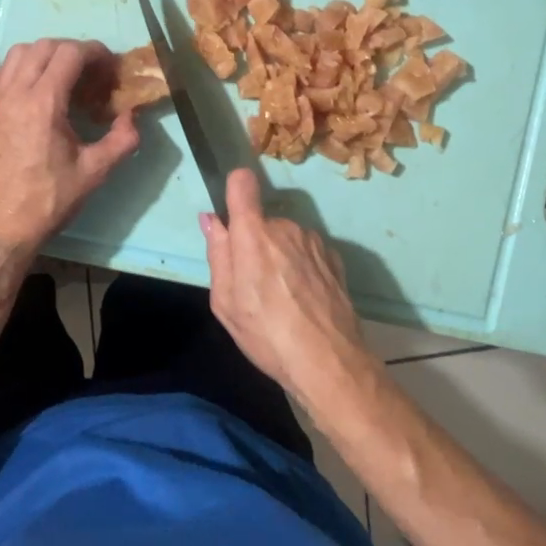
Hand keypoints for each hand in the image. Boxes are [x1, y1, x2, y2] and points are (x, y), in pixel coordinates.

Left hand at [0, 39, 140, 248]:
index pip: (69, 54)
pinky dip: (29, 64)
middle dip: (74, 50)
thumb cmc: (52, 197)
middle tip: (95, 72)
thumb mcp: (96, 170)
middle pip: (45, 46)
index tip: (112, 67)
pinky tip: (47, 87)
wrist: (8, 221)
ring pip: (22, 51)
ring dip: (49, 53)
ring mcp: (0, 99)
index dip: (95, 52)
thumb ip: (122, 139)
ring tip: (70, 74)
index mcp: (43, 104)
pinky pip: (8, 69)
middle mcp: (17, 93)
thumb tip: (132, 116)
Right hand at [202, 168, 369, 403]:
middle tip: (254, 285)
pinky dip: (303, 267)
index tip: (233, 209)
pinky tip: (304, 299)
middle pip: (263, 222)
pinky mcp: (335, 258)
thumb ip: (218, 254)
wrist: (329, 362)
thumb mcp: (225, 301)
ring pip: (287, 238)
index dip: (235, 189)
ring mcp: (314, 241)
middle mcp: (286, 226)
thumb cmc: (266, 333)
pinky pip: (308, 252)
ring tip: (282, 297)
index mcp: (253, 234)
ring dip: (281, 256)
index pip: (242, 183)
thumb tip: (211, 220)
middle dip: (255, 243)